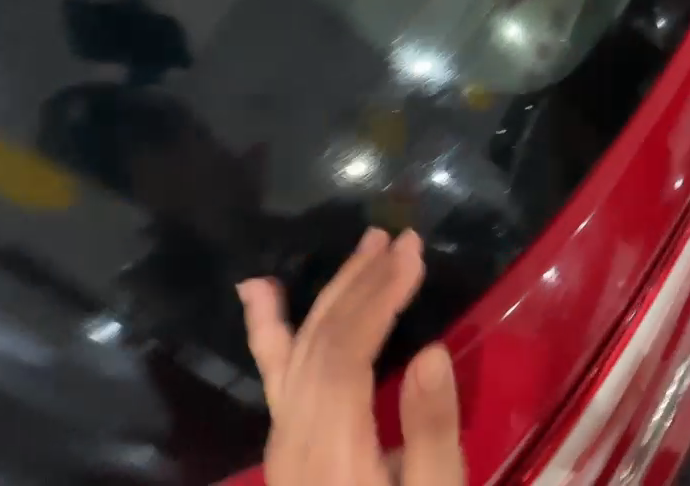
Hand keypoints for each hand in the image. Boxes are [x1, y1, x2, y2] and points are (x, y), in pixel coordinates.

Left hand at [237, 228, 466, 485]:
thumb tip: (430, 350)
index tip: (415, 254)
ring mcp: (283, 441)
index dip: (380, 296)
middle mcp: (294, 439)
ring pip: (298, 350)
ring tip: (366, 244)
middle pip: (320, 342)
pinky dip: (268, 330)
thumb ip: (429, 431)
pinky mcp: (287, 441)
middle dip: (364, 282)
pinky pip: (275, 376)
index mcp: (332, 451)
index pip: (346, 353)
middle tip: (404, 238)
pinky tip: (259, 291)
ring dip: (335, 291)